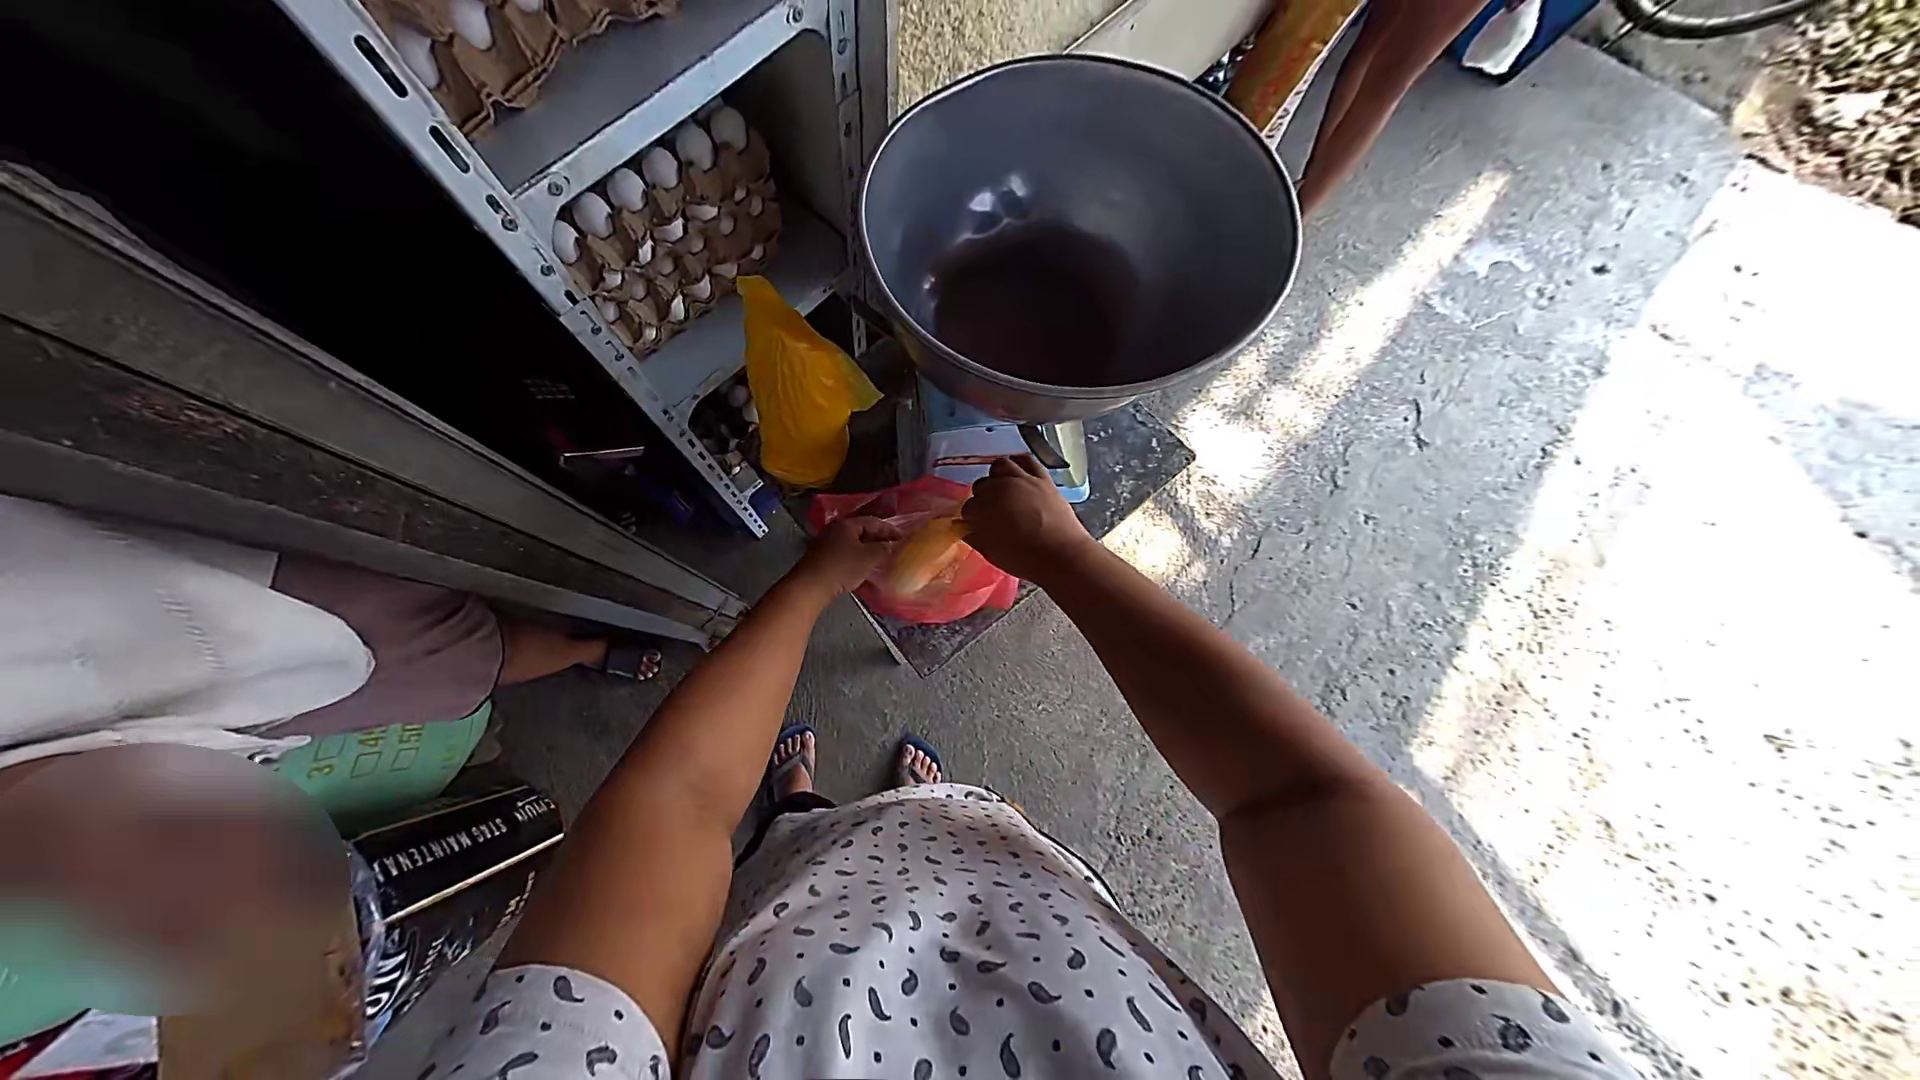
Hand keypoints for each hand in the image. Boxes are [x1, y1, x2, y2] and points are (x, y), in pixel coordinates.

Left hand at [790, 516, 903, 597]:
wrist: (811, 586)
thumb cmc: (842, 567)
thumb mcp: (869, 557)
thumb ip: (883, 549)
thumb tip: (890, 546)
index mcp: (846, 524)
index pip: (873, 522)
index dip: (889, 530)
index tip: (902, 538)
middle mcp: (834, 530)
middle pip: (861, 531)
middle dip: (878, 539)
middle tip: (892, 547)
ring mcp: (825, 543)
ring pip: (852, 543)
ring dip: (867, 550)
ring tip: (880, 559)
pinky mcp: (821, 558)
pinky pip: (844, 554)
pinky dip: (856, 558)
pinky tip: (862, 568)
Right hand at [961, 455, 1097, 582]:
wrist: (1062, 555)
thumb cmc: (1025, 559)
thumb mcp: (992, 553)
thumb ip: (976, 538)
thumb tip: (968, 530)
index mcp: (983, 509)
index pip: (968, 508)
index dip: (971, 518)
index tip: (977, 525)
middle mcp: (999, 489)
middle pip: (981, 485)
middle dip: (982, 497)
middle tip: (989, 510)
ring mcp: (1022, 480)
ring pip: (1000, 466)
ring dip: (996, 476)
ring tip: (1001, 488)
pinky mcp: (1041, 478)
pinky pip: (1026, 461)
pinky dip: (1018, 463)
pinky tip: (1017, 471)